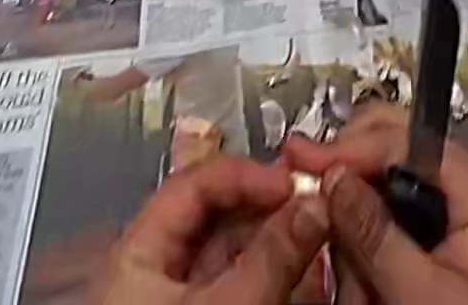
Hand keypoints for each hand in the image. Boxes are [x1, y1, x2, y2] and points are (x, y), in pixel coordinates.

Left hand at [91, 156, 328, 304]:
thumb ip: (269, 258)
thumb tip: (314, 204)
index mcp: (144, 249)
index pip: (195, 186)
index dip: (244, 175)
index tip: (293, 181)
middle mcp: (163, 269)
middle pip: (219, 220)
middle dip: (269, 211)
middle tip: (317, 208)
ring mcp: (189, 302)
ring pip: (238, 258)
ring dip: (282, 247)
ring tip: (323, 239)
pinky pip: (248, 291)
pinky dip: (281, 283)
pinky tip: (315, 282)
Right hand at [282, 105, 467, 304]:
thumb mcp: (424, 296)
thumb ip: (377, 235)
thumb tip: (330, 173)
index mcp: (465, 184)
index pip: (397, 136)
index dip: (348, 145)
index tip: (303, 162)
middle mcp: (447, 182)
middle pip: (381, 141)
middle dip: (343, 167)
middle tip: (305, 186)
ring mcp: (432, 207)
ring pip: (370, 175)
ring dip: (347, 210)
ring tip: (341, 254)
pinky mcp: (420, 234)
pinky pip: (373, 212)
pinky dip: (355, 235)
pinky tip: (357, 276)